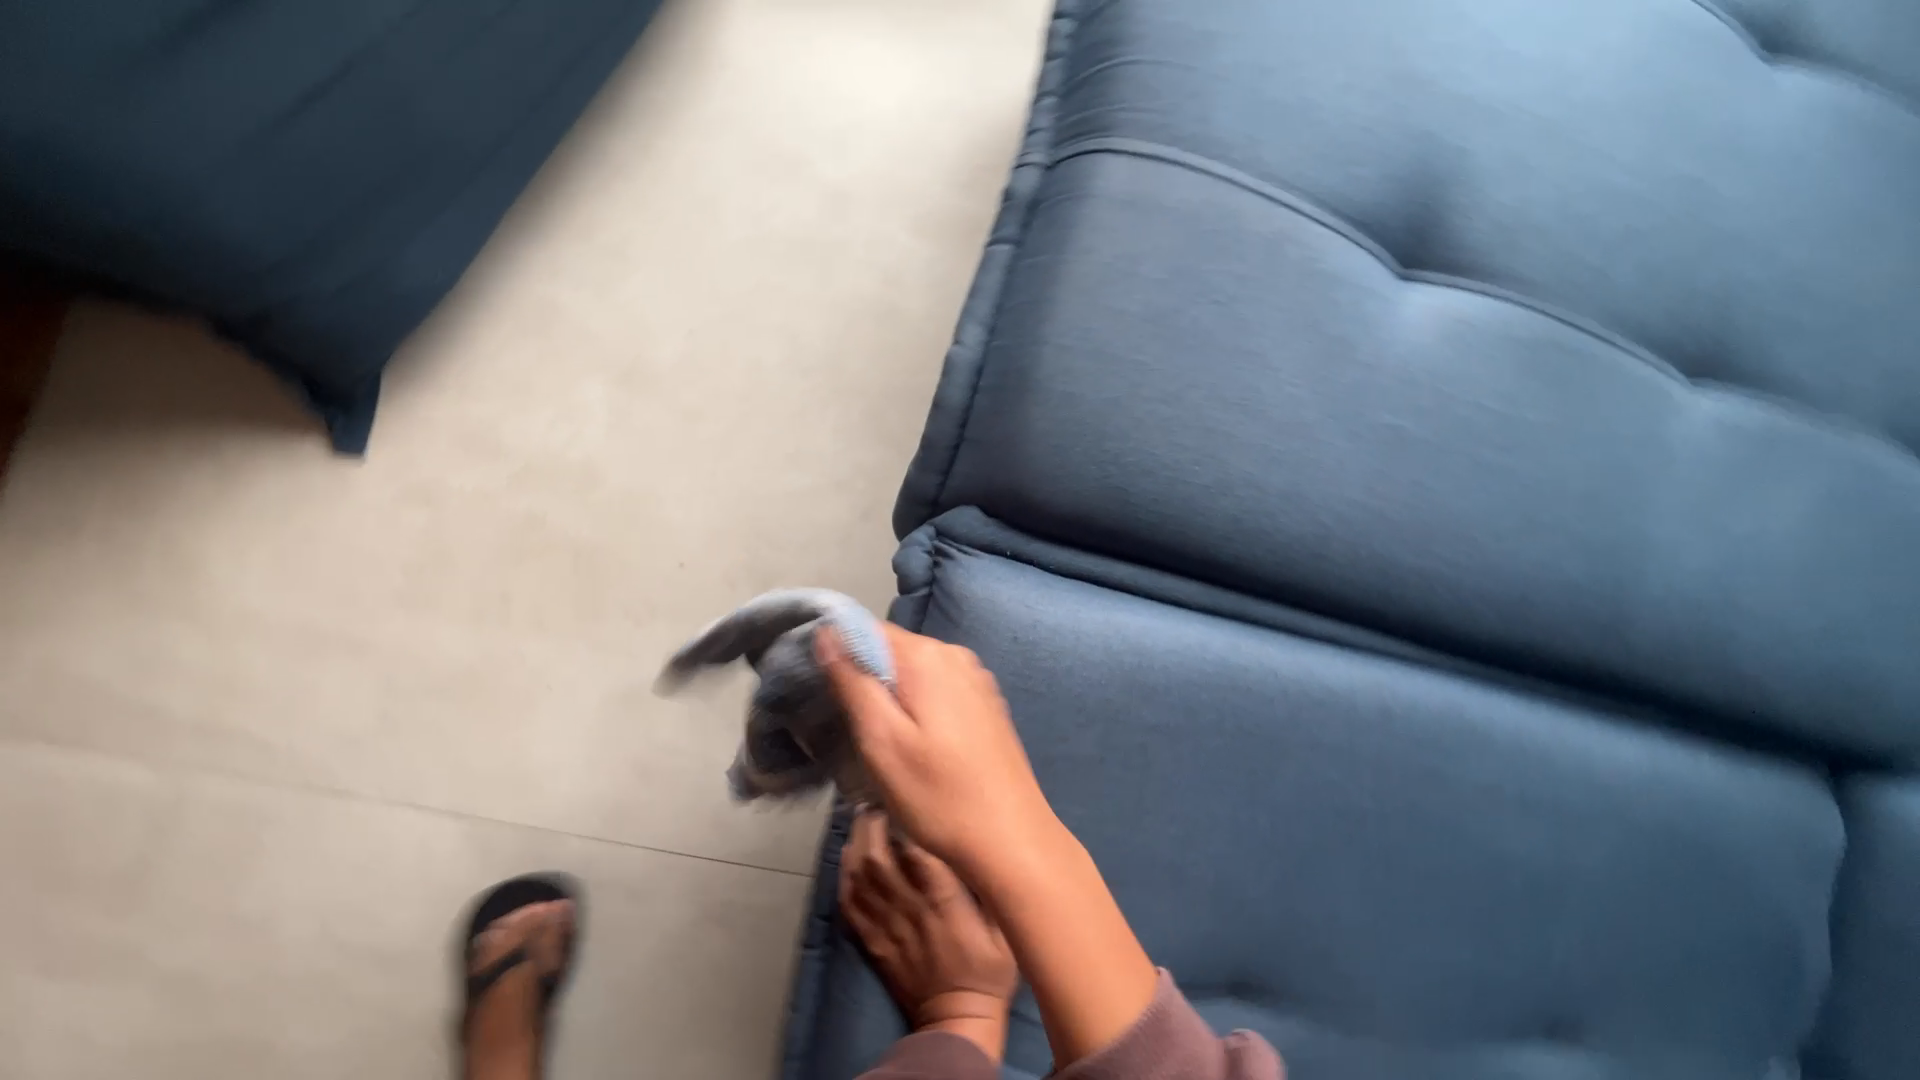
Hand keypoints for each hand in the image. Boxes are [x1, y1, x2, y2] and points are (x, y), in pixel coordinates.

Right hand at [819, 624, 1060, 880]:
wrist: (1011, 841)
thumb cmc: (939, 796)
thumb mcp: (881, 741)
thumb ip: (853, 682)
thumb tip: (829, 634)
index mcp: (928, 657)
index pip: (866, 630)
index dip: (838, 654)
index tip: (822, 694)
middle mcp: (956, 656)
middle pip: (891, 651)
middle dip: (865, 680)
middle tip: (849, 728)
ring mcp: (976, 680)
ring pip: (914, 674)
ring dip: (891, 698)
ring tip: (879, 742)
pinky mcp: (986, 705)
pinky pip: (937, 691)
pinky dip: (917, 708)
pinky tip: (914, 747)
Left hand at [839, 811, 1017, 1060]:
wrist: (956, 1020)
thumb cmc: (987, 971)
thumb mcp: (1005, 928)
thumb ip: (993, 889)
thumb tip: (987, 850)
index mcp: (943, 900)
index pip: (915, 851)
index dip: (904, 820)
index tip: (904, 798)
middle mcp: (909, 907)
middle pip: (878, 858)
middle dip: (871, 824)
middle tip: (875, 802)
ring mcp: (886, 925)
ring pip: (859, 877)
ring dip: (855, 844)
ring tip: (860, 821)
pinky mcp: (872, 941)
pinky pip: (849, 904)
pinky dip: (843, 877)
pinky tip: (847, 857)